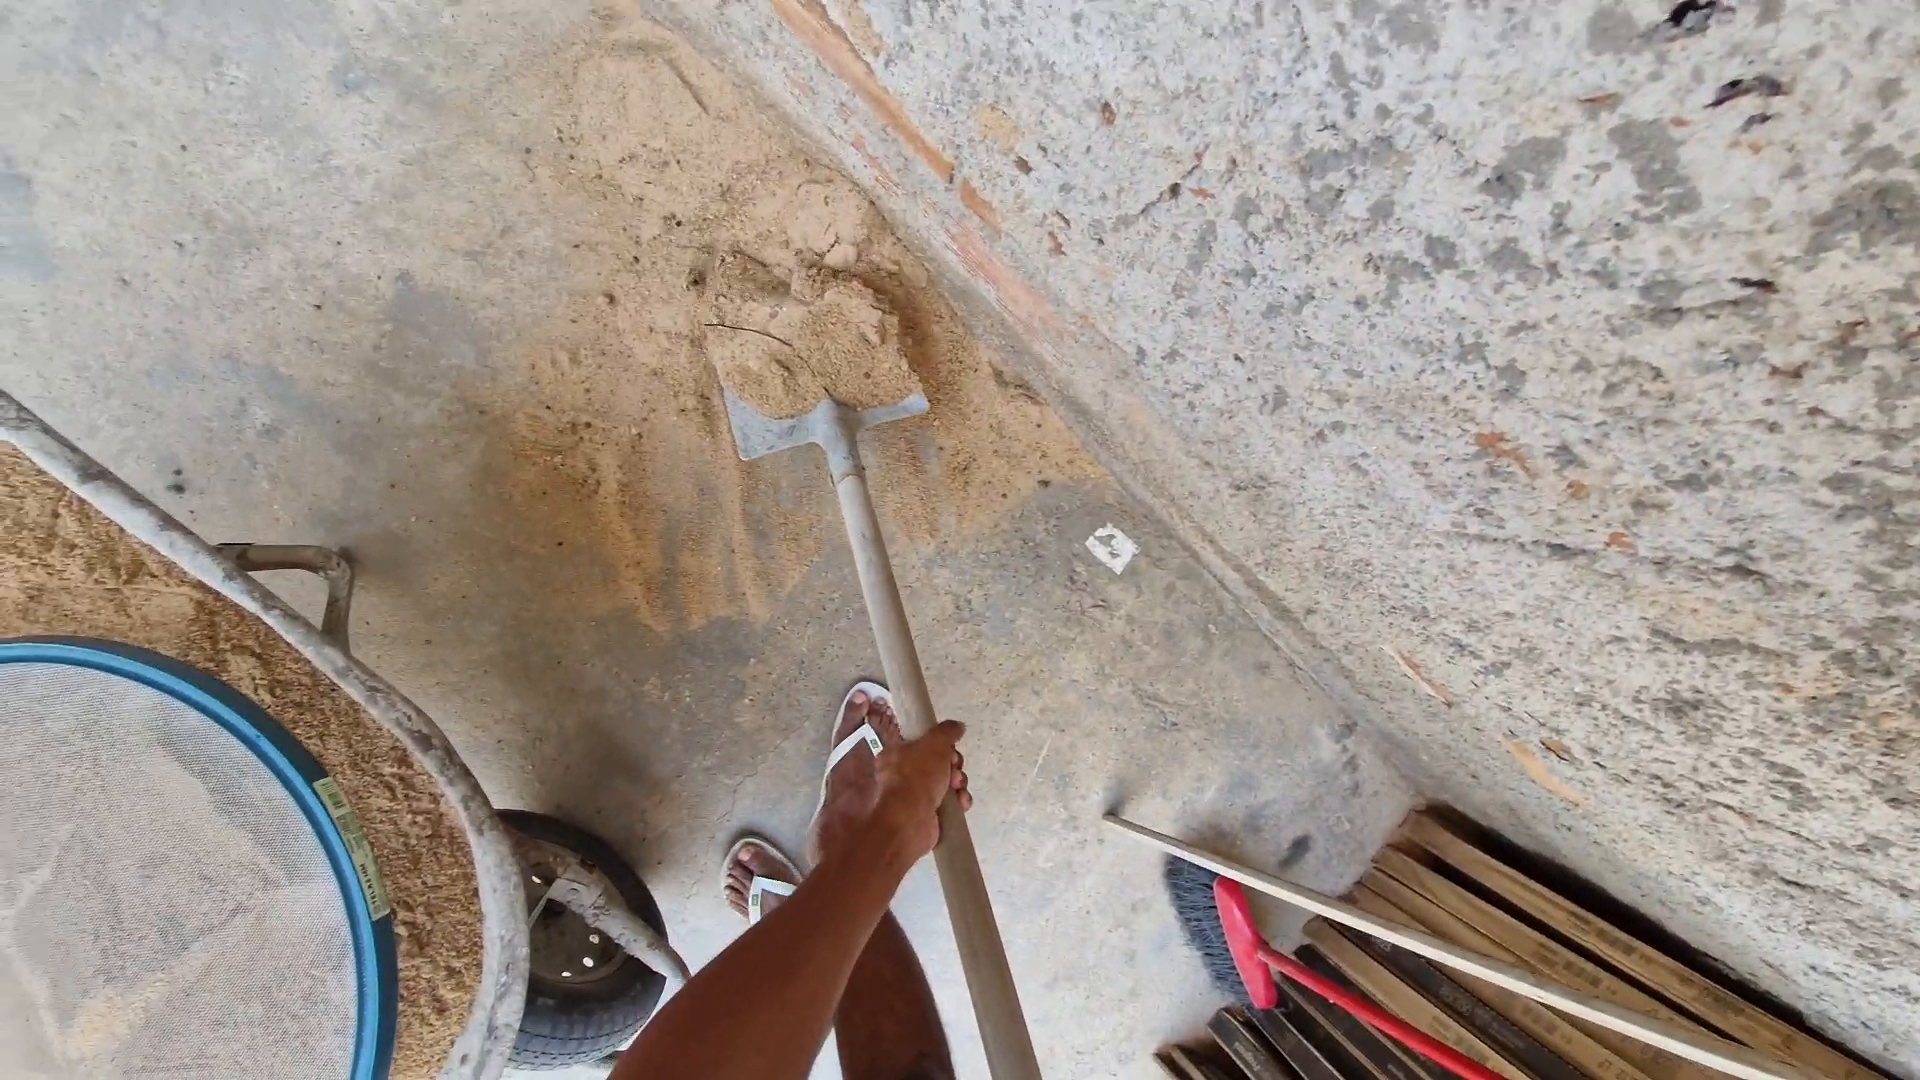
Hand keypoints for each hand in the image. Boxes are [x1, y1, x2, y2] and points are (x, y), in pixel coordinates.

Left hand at [869, 720, 970, 861]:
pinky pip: (950, 803)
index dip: (941, 744)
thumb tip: (958, 726)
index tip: (950, 748)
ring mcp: (916, 797)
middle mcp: (904, 775)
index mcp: (897, 754)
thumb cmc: (917, 776)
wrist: (910, 821)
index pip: (924, 743)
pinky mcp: (929, 815)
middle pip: (939, 762)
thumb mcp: (934, 743)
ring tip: (958, 788)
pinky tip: (961, 803)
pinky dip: (959, 801)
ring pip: (948, 782)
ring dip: (959, 783)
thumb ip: (947, 731)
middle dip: (953, 765)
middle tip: (954, 769)